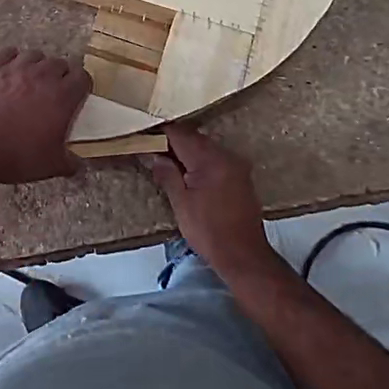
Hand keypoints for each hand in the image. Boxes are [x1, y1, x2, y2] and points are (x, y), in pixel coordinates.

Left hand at [0, 47, 90, 186]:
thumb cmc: (18, 156)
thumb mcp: (51, 165)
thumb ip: (70, 162)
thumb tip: (79, 166)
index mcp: (63, 95)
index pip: (83, 76)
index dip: (81, 85)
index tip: (76, 96)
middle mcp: (44, 76)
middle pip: (61, 63)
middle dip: (61, 75)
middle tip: (53, 92)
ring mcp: (18, 70)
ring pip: (36, 54)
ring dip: (38, 64)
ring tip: (33, 79)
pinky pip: (8, 52)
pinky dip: (12, 57)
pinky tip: (11, 69)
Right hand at [144, 125, 278, 277]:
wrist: (243, 254)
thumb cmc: (209, 232)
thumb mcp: (181, 205)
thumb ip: (168, 176)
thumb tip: (155, 157)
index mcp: (210, 160)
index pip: (181, 135)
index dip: (161, 134)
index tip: (145, 137)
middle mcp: (226, 155)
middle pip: (195, 138)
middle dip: (174, 142)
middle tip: (153, 150)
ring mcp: (237, 164)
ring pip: (207, 147)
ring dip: (188, 151)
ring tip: (168, 162)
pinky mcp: (241, 175)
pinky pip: (217, 158)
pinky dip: (201, 160)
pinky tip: (190, 172)